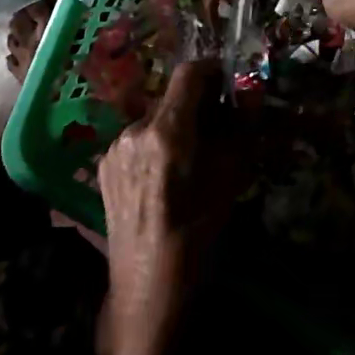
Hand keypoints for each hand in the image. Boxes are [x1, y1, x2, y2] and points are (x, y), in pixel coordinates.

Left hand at [97, 60, 238, 330]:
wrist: (149, 284)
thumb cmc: (198, 231)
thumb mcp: (231, 177)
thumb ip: (241, 127)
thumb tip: (250, 91)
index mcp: (167, 131)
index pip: (188, 73)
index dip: (211, 70)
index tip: (227, 82)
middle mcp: (135, 130)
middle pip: (171, 98)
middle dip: (197, 104)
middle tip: (218, 126)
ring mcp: (114, 147)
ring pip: (154, 119)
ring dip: (175, 125)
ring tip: (191, 157)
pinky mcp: (103, 165)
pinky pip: (136, 140)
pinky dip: (155, 144)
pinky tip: (165, 176)